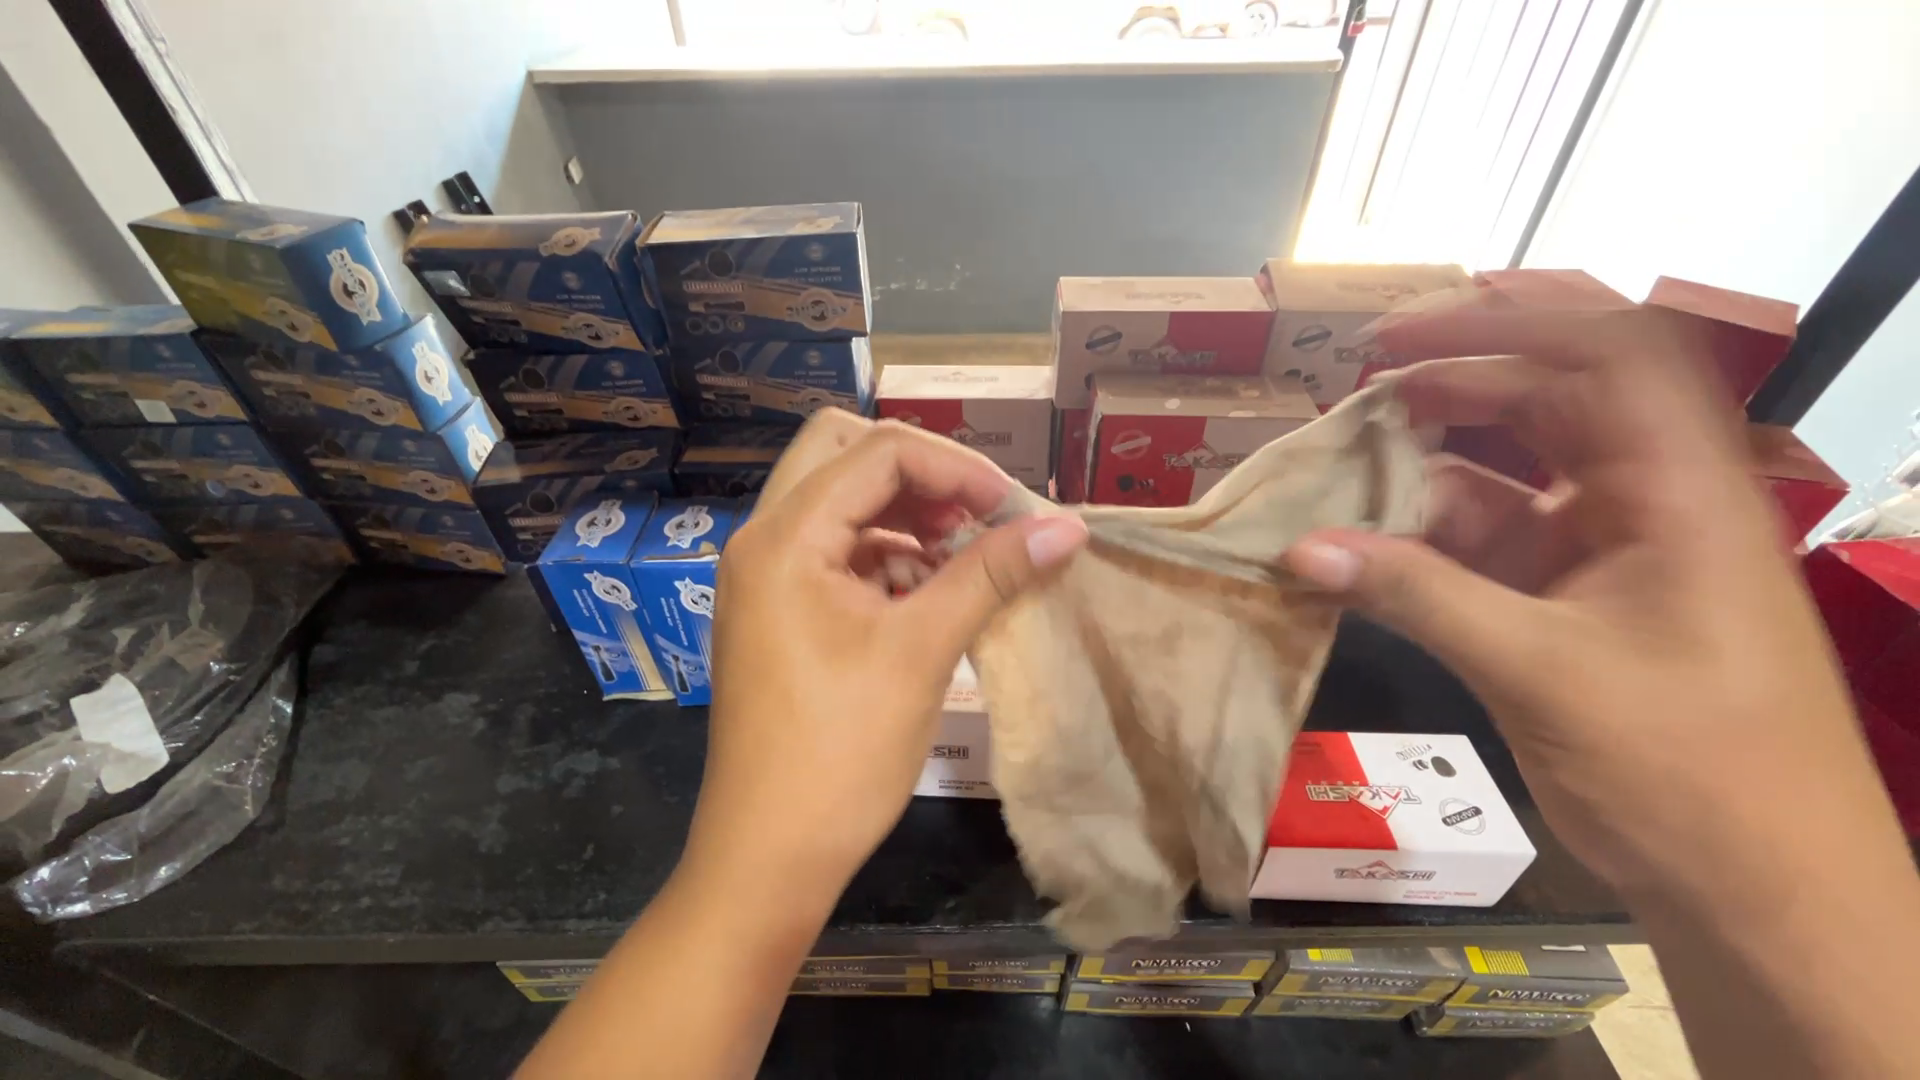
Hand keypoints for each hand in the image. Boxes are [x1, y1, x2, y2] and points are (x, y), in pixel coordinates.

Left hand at [689, 415, 1086, 896]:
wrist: (768, 855)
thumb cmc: (842, 753)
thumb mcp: (923, 651)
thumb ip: (992, 574)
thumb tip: (1069, 526)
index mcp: (785, 536)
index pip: (880, 452)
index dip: (958, 469)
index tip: (1015, 511)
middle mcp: (763, 538)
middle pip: (846, 454)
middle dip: (923, 478)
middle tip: (977, 518)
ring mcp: (764, 575)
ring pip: (841, 502)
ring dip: (906, 517)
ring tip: (963, 560)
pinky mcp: (777, 609)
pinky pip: (835, 550)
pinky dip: (885, 555)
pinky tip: (927, 594)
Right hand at [1281, 299, 1897, 902]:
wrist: (1760, 889)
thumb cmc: (1688, 772)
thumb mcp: (1540, 673)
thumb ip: (1416, 597)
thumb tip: (1300, 549)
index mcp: (1680, 488)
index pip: (1607, 353)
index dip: (1499, 323)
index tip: (1394, 338)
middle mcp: (1647, 496)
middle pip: (1558, 391)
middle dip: (1460, 369)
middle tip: (1364, 372)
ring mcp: (1607, 545)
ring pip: (1515, 464)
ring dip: (1435, 454)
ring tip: (1348, 453)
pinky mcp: (1570, 592)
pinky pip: (1491, 534)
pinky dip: (1427, 530)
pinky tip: (1367, 537)